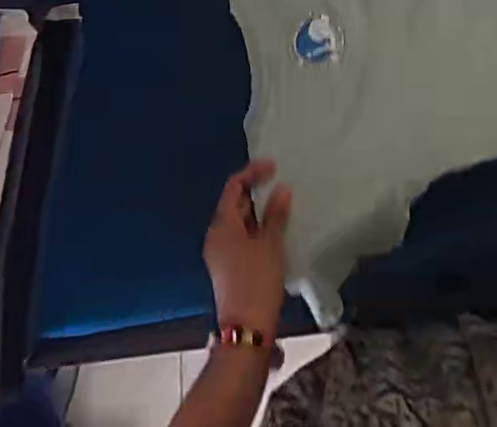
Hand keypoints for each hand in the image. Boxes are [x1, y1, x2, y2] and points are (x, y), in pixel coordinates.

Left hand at [203, 159, 291, 335]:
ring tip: (281, 205)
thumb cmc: (257, 281)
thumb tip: (280, 189)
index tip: (273, 166)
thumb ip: (275, 214)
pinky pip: (241, 237)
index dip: (252, 173)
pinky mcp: (227, 267)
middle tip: (280, 184)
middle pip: (234, 203)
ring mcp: (219, 253)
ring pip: (238, 221)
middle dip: (255, 191)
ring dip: (258, 211)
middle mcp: (215, 235)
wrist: (246, 331)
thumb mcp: (270, 244)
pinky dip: (256, 228)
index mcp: (221, 225)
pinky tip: (274, 230)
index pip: (233, 187)